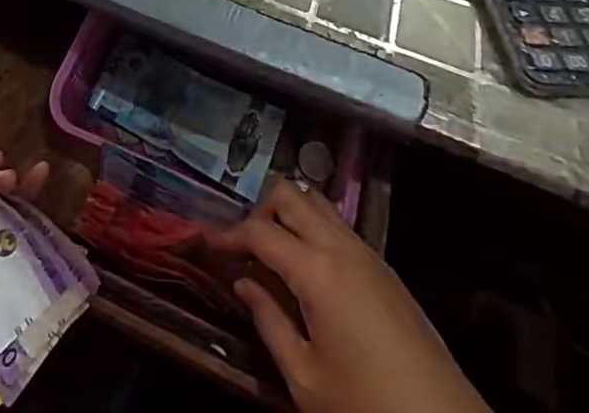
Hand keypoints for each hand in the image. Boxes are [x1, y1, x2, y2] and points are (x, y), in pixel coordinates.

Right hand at [206, 180, 489, 412]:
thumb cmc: (366, 405)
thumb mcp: (305, 378)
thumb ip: (269, 322)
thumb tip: (243, 284)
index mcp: (317, 271)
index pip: (260, 232)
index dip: (228, 233)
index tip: (204, 239)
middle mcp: (342, 247)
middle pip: (291, 196)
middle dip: (258, 209)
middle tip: (240, 244)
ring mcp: (367, 253)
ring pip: (318, 204)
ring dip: (288, 213)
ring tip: (268, 249)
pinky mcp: (384, 268)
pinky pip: (338, 226)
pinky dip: (311, 227)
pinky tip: (303, 264)